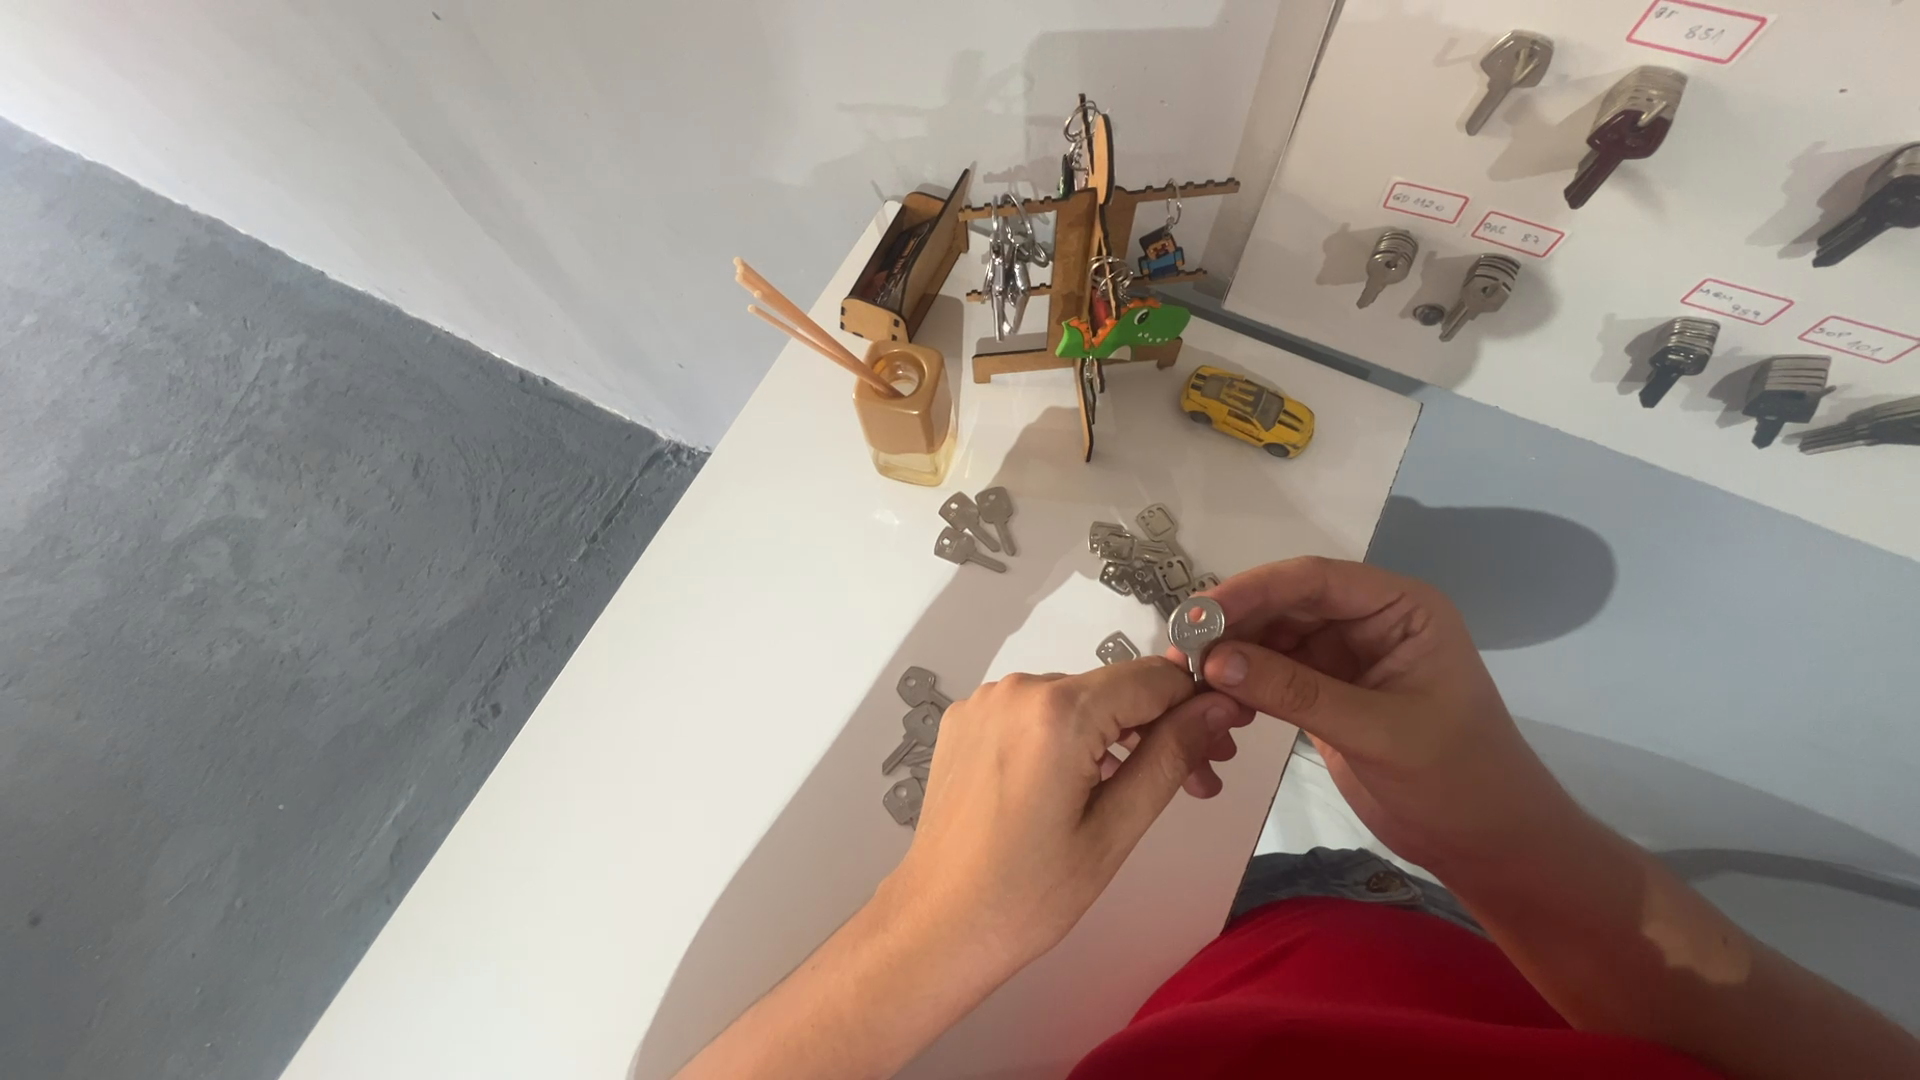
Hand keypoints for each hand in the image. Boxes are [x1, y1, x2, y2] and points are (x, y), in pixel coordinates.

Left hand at [882, 660, 1252, 972]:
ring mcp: (985, 700)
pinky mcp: (966, 718)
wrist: (938, 921)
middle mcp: (1017, 687)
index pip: (1151, 677)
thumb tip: (1218, 704)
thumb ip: (1170, 755)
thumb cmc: (1029, 892)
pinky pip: (1033, 712)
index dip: (1194, 702)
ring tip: (1133, 788)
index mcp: (1057, 710)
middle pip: (1112, 688)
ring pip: (1074, 699)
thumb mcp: (1115, 828)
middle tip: (1195, 778)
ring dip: (1111, 732)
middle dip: (1158, 725)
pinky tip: (1075, 782)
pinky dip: (1063, 735)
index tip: (1221, 740)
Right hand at [1194, 557, 1578, 873]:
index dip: (1252, 590)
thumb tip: (1213, 661)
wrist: (1486, 847)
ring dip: (1229, 656)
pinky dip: (1239, 685)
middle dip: (1232, 625)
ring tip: (1187, 679)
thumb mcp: (1377, 731)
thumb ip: (1294, 692)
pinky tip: (1212, 700)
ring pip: (1269, 638)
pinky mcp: (1321, 690)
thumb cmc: (1457, 781)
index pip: (1313, 580)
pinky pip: (1268, 673)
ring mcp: (1341, 656)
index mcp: (1399, 608)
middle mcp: (1366, 620)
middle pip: (1282, 605)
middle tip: (1180, 652)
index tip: (1199, 616)